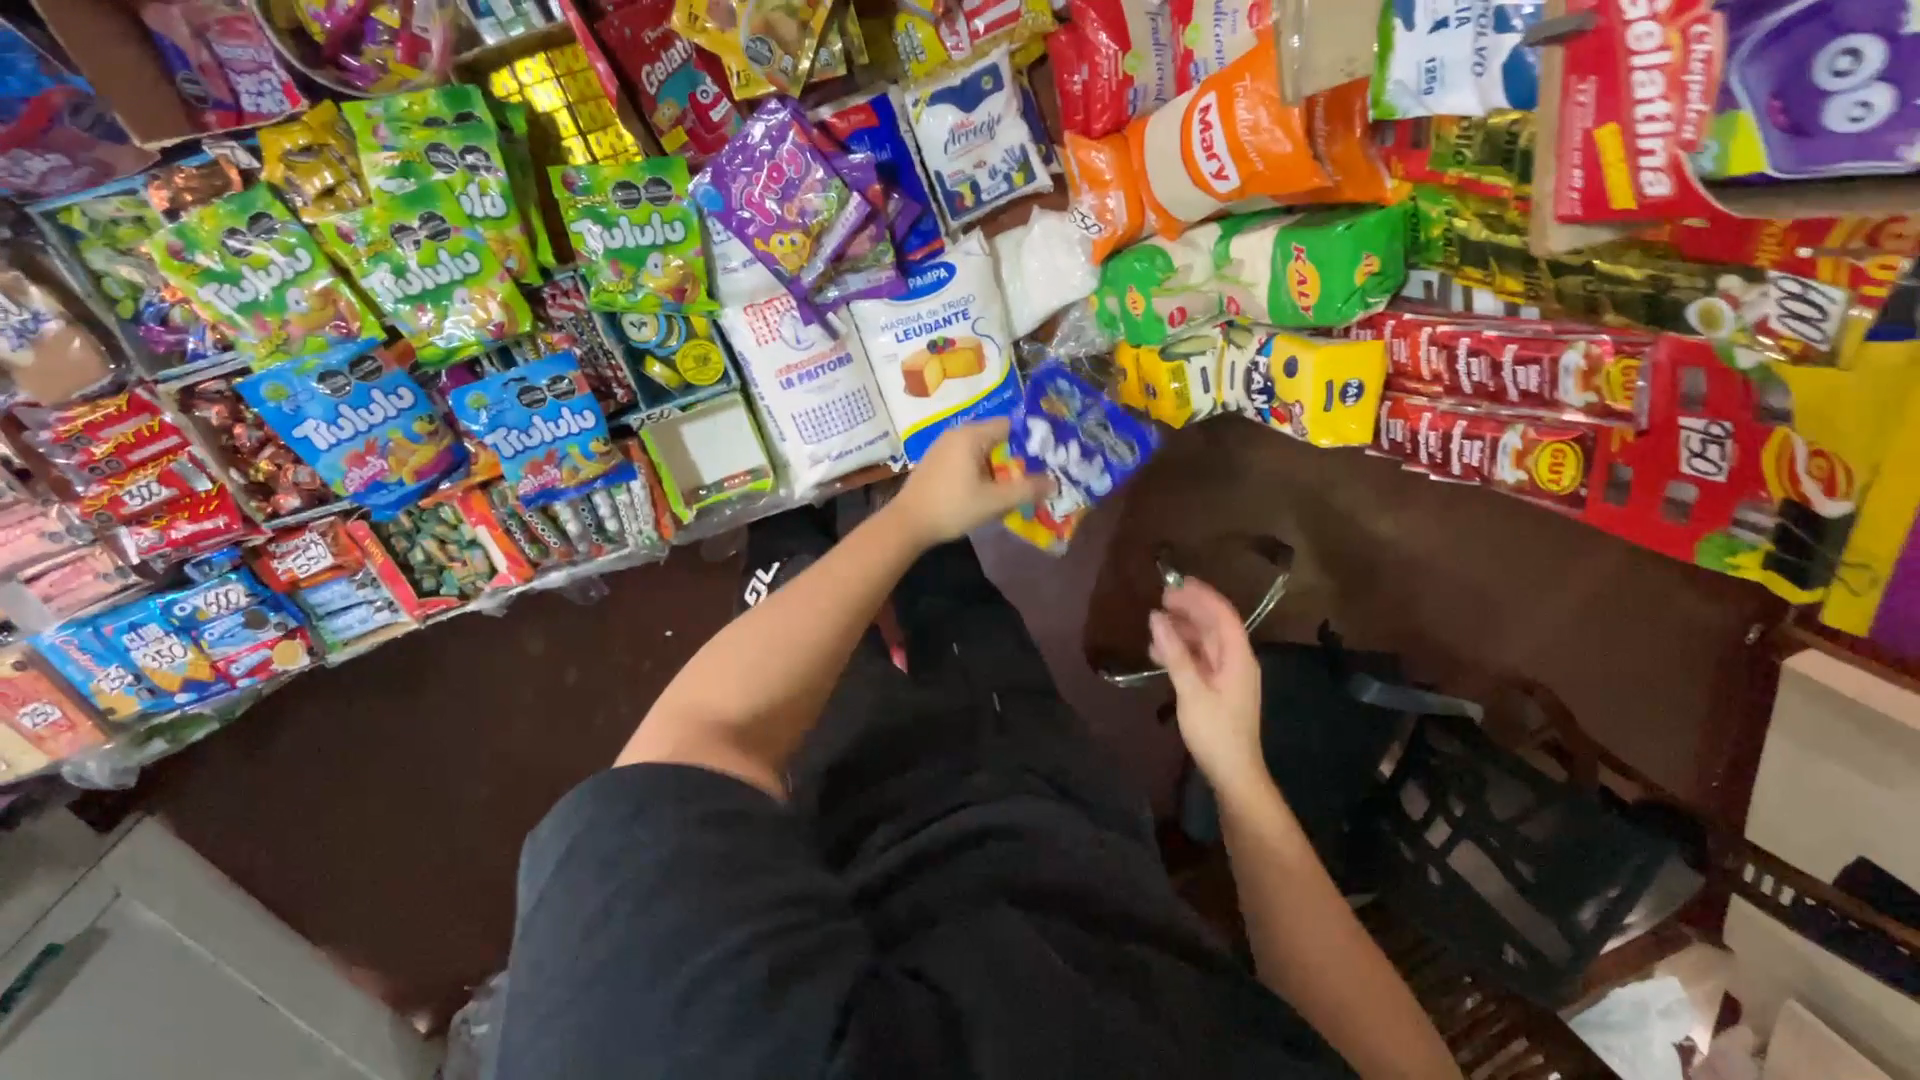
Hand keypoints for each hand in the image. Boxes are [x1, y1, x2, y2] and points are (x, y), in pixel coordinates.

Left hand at [885, 418, 1052, 546]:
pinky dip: (981, 472)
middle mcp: (956, 434)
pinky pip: (966, 460)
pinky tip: (988, 492)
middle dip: (1016, 458)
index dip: (1031, 440)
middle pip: (996, 438)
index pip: (1010, 426)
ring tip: (1015, 487)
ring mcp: (942, 448)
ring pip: (981, 451)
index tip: (1046, 459)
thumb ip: (1026, 490)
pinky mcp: (935, 463)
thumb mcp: (994, 501)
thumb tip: (1054, 483)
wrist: (907, 524)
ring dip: (998, 468)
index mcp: (971, 435)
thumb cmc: (952, 507)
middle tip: (1035, 476)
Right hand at [1150, 578, 1265, 792]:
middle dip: (1191, 609)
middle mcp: (1237, 661)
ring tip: (1156, 622)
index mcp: (1239, 658)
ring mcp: (1229, 676)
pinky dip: (1182, 650)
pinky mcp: (1219, 689)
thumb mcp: (1191, 691)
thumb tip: (1157, 618)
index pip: (1223, 615)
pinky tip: (1160, 652)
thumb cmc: (1215, 732)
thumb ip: (1174, 653)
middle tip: (1161, 598)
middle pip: (1215, 625)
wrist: (1234, 773)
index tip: (1177, 582)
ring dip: (1184, 629)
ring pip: (1206, 642)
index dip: (1202, 596)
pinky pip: (1201, 659)